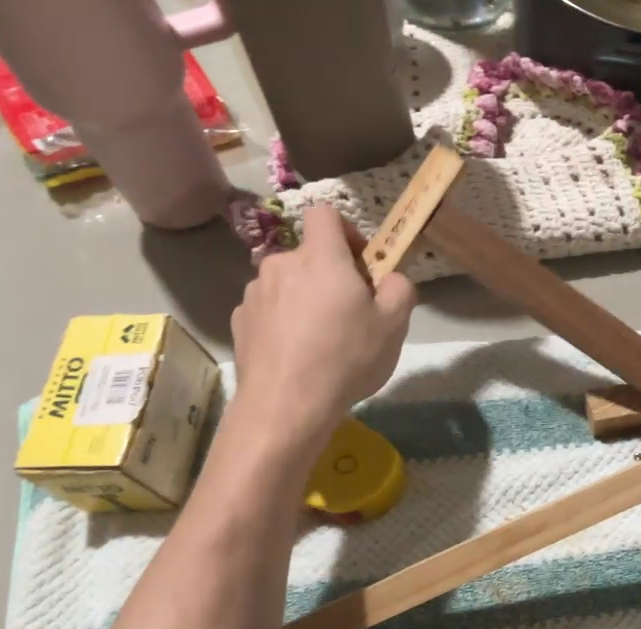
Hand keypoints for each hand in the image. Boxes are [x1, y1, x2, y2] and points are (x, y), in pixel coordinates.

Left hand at [229, 204, 417, 456]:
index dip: (346, 231)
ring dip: (305, 300)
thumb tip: (392, 278)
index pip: (326, 214)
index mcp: (321, 257)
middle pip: (309, 256)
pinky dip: (284, 324)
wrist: (287, 402)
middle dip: (329, 276)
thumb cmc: (347, 357)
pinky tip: (298, 355)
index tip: (361, 263)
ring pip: (288, 285)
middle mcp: (281, 264)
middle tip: (350, 314)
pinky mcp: (241, 320)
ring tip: (322, 342)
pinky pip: (269, 311)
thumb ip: (400, 289)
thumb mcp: (394, 325)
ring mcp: (255, 292)